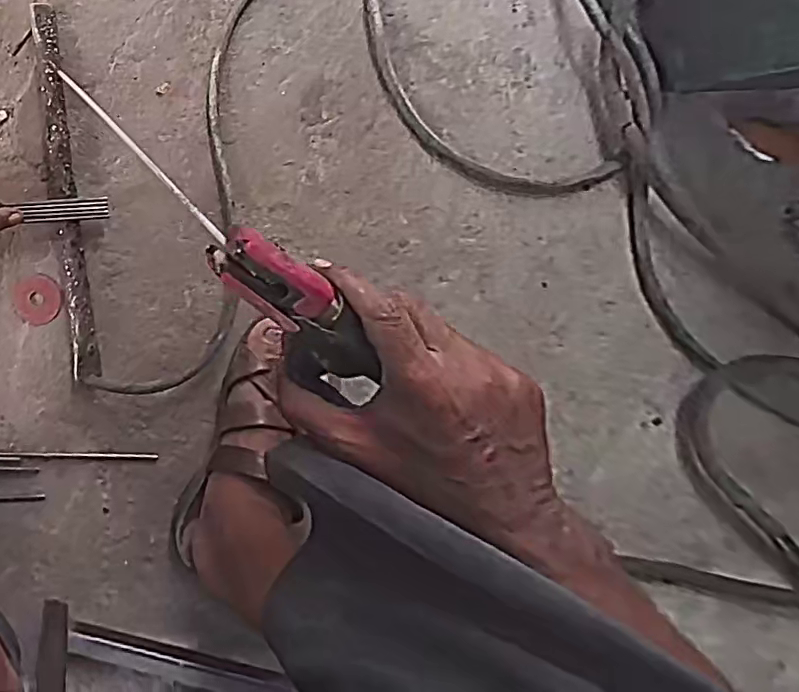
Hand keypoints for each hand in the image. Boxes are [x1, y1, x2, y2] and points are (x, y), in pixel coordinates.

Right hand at [277, 267, 570, 553]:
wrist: (509, 525)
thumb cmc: (432, 493)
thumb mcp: (352, 449)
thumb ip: (304, 404)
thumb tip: (282, 367)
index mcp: (423, 384)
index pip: (381, 307)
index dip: (347, 282)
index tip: (324, 273)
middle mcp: (466, 369)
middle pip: (405, 305)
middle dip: (371, 305)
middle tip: (349, 322)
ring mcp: (497, 371)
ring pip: (434, 323)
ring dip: (405, 331)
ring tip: (392, 366)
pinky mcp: (517, 378)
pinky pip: (463, 345)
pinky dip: (438, 353)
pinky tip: (432, 386)